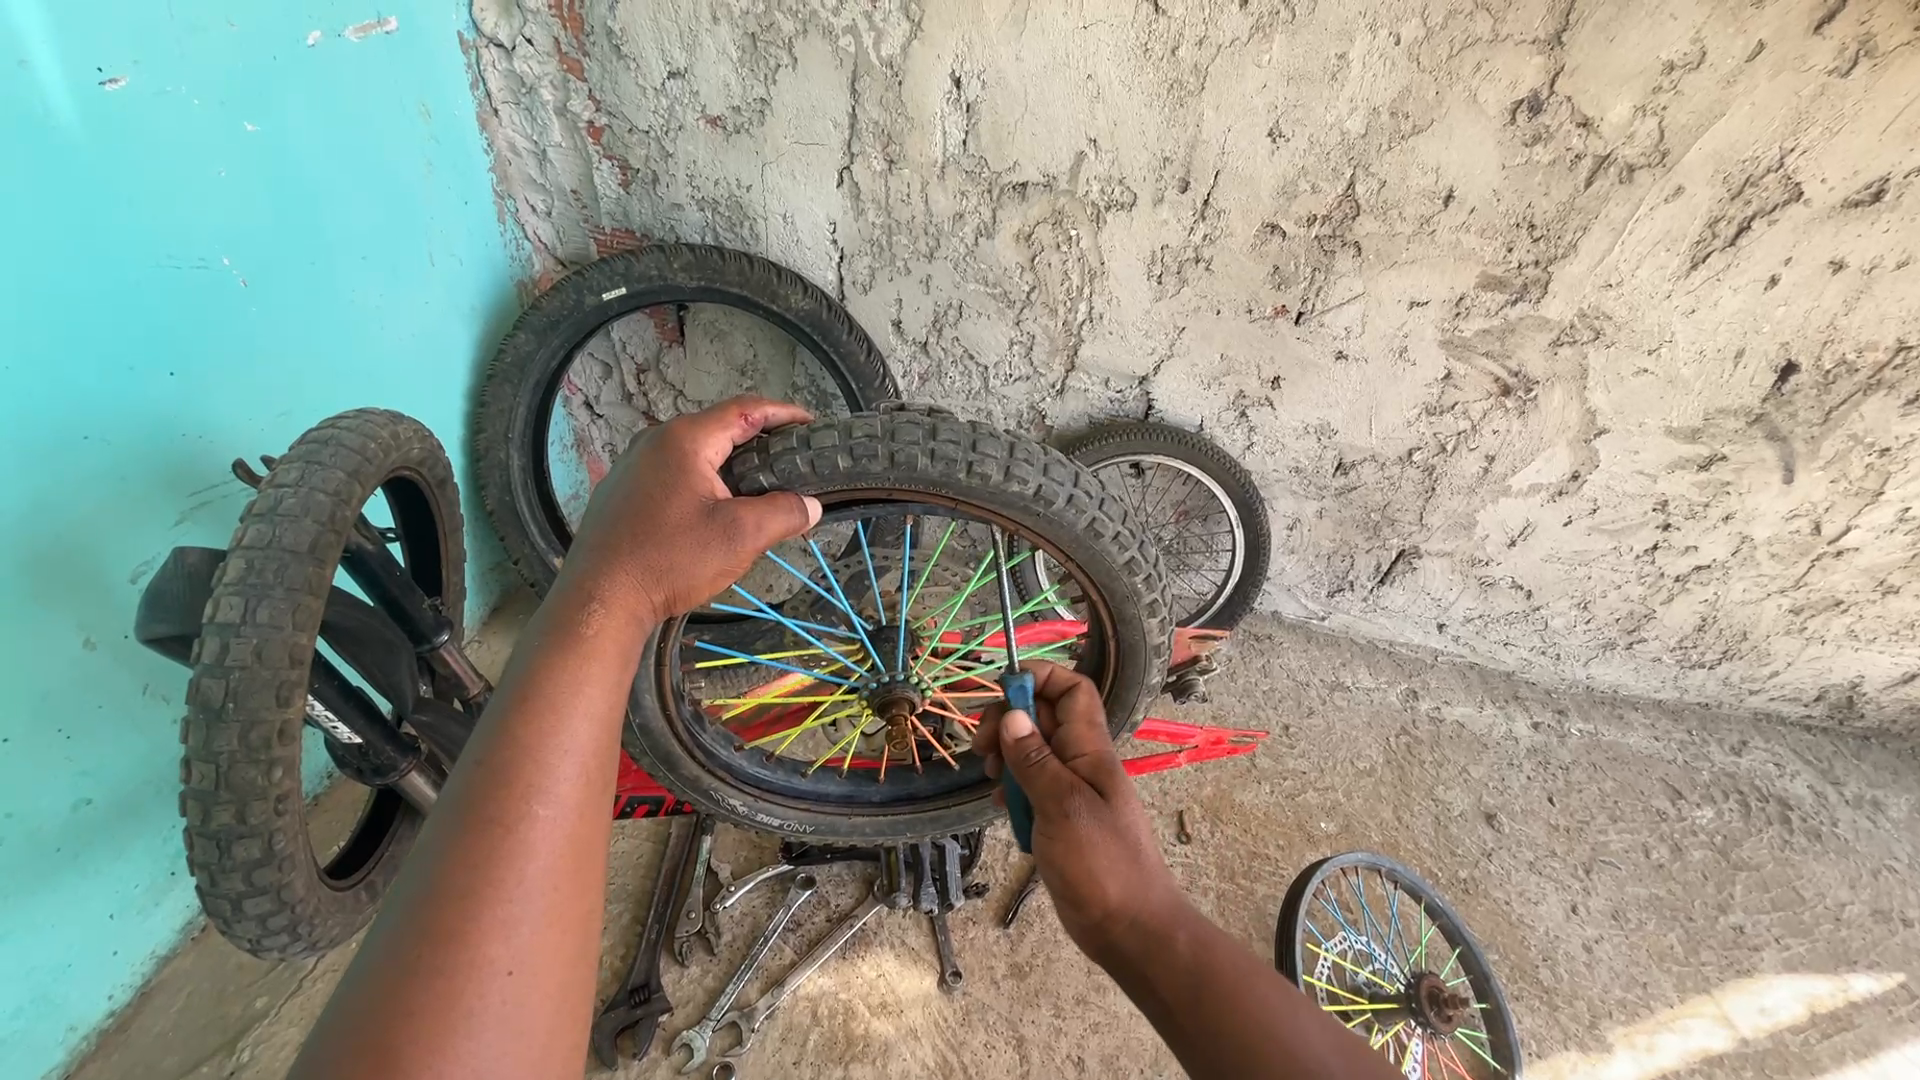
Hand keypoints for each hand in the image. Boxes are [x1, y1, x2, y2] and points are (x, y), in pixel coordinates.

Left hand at [555, 395, 820, 625]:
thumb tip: (811, 505)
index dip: (783, 413)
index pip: (744, 410)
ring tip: (763, 484)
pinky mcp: (623, 493)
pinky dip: (706, 480)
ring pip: (696, 453)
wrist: (599, 600)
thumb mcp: (741, 536)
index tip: (811, 424)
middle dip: (760, 440)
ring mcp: (633, 467)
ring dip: (732, 463)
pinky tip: (718, 507)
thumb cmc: (671, 559)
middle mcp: (654, 442)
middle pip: (718, 429)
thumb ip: (784, 513)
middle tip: (793, 458)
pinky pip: (675, 473)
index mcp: (685, 440)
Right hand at [971, 661, 1184, 964]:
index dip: (1040, 677)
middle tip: (981, 746)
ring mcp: (1070, 791)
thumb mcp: (1062, 807)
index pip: (1072, 689)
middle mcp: (1080, 762)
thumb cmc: (1102, 865)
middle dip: (1009, 720)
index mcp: (1090, 749)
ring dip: (1007, 756)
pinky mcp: (1059, 819)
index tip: (999, 692)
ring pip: (1032, 752)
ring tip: (989, 777)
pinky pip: (1031, 788)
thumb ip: (1034, 761)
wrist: (1131, 931)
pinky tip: (999, 806)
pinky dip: (1013, 790)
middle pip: (1044, 717)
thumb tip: (1011, 715)